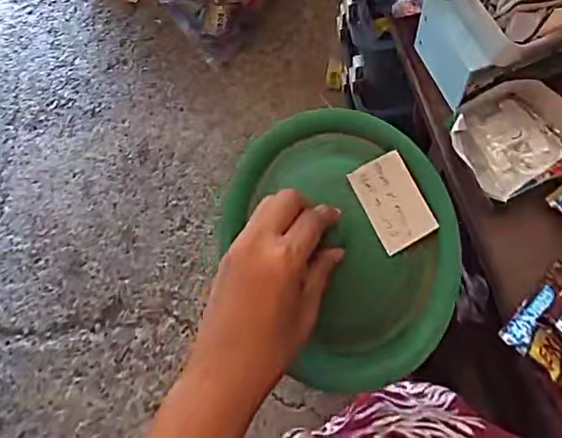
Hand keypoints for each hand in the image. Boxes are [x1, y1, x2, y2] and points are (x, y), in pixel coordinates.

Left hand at [185, 190, 343, 404]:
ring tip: (299, 230)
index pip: (310, 220)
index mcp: (284, 258)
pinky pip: (252, 222)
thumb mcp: (305, 313)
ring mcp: (240, 242)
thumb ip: (320, 274)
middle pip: (283, 198)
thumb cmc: (272, 349)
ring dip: (284, 208)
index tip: (336, 216)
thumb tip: (334, 251)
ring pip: (264, 204)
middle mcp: (259, 241)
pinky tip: (279, 242)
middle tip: (317, 220)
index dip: (327, 215)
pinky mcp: (228, 249)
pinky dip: (268, 221)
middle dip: (303, 203)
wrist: (225, 363)